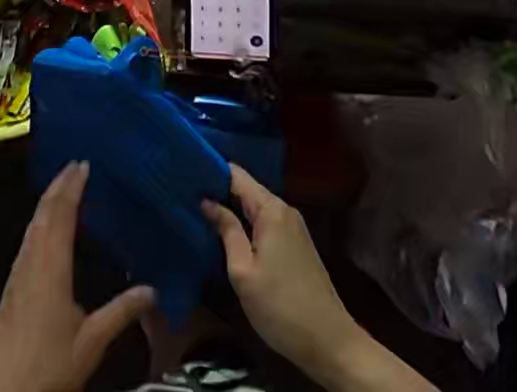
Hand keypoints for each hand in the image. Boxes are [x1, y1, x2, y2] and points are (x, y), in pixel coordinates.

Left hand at [0, 162, 155, 391]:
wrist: (4, 391)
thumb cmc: (50, 364)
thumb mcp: (92, 341)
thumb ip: (122, 312)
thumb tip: (153, 291)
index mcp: (51, 266)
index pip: (61, 214)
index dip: (71, 187)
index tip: (83, 164)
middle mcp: (31, 259)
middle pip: (43, 212)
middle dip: (59, 185)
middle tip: (75, 165)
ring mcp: (18, 270)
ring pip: (33, 223)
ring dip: (48, 200)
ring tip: (64, 186)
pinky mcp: (12, 283)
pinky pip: (28, 237)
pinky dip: (41, 220)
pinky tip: (47, 226)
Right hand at [203, 165, 355, 372]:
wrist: (333, 345)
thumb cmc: (281, 307)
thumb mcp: (243, 271)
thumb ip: (226, 230)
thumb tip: (207, 201)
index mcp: (271, 211)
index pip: (235, 174)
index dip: (209, 170)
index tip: (183, 174)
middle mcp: (284, 210)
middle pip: (245, 186)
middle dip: (216, 188)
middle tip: (184, 193)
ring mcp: (293, 227)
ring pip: (254, 204)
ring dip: (229, 205)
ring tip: (198, 208)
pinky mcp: (295, 243)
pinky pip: (264, 219)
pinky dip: (244, 219)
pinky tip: (225, 229)